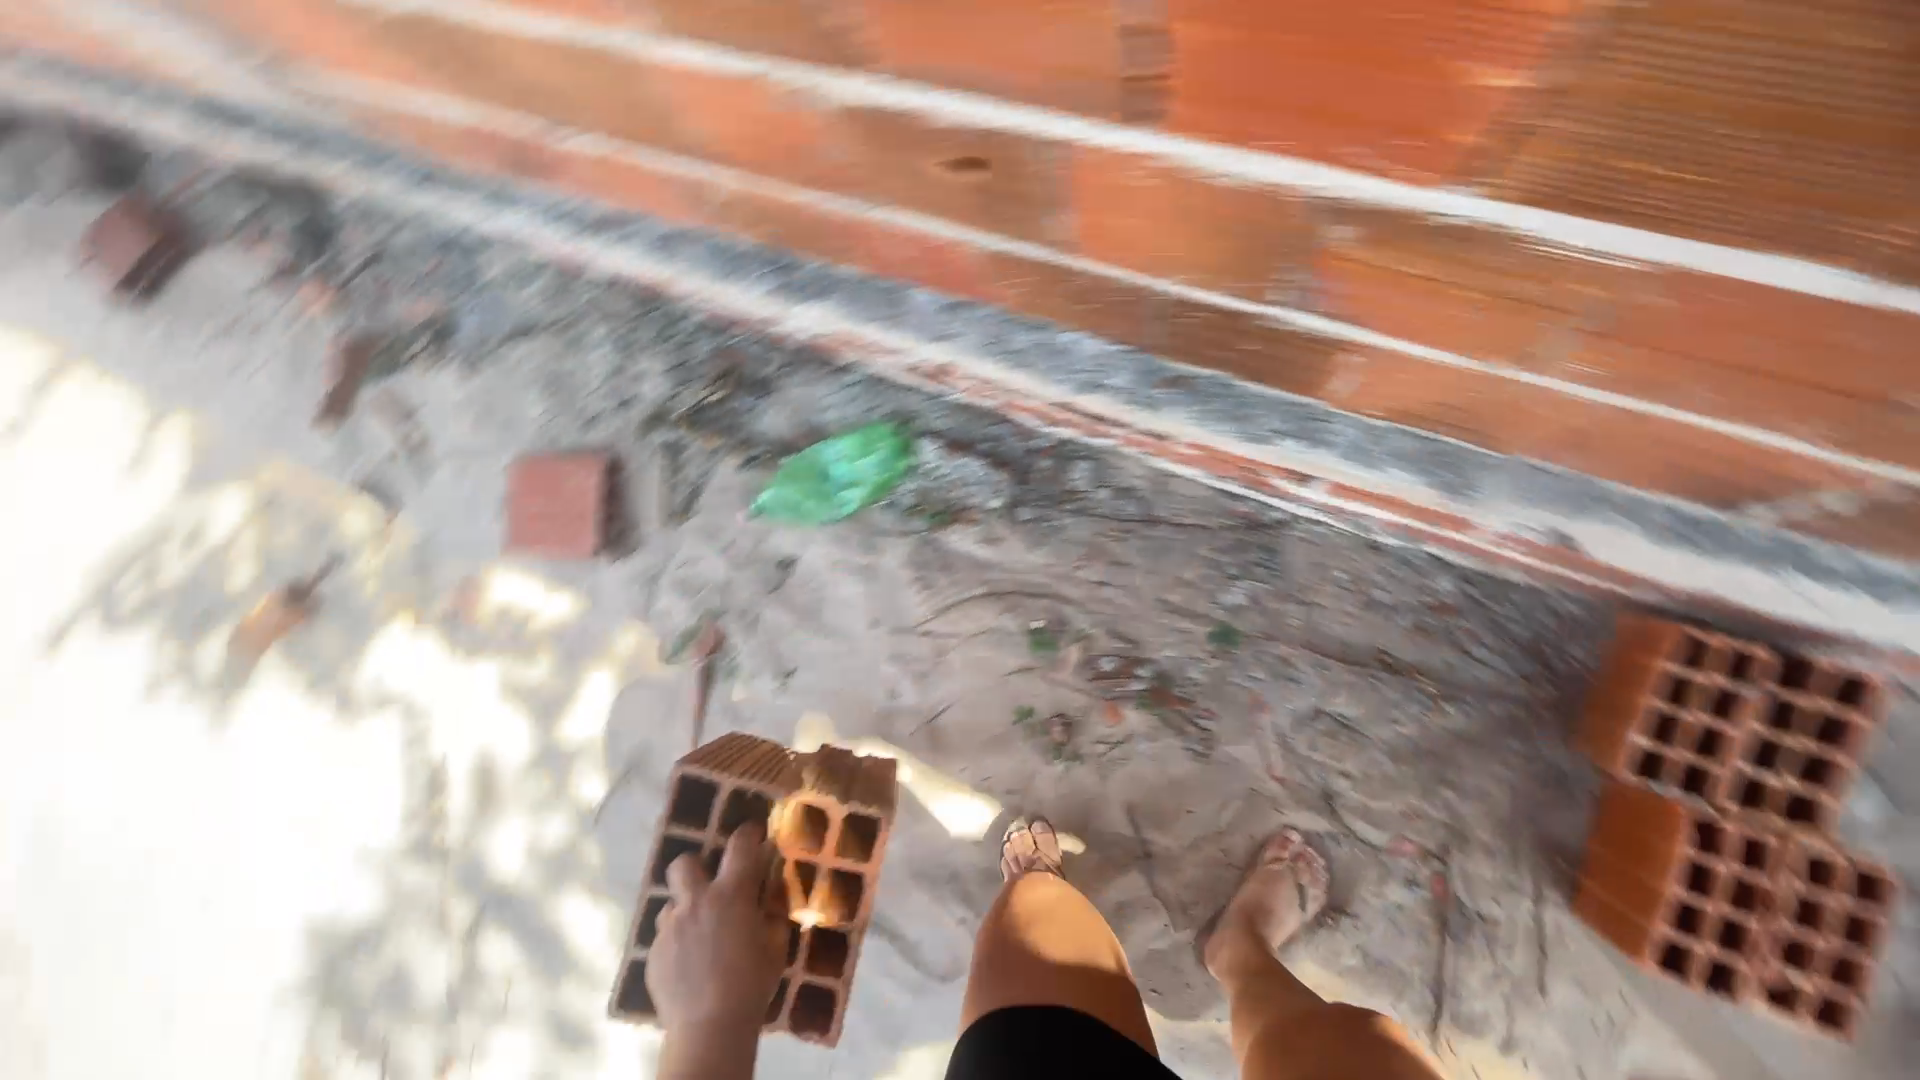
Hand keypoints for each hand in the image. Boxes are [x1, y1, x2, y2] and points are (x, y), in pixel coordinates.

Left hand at [647, 821, 789, 1039]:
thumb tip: (772, 889)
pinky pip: (665, 935)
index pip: (740, 845)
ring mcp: (670, 928)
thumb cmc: (752, 983)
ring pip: (672, 903)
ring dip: (686, 909)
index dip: (748, 833)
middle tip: (710, 883)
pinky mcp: (653, 953)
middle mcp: (696, 902)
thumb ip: (774, 910)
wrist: (709, 1028)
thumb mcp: (776, 944)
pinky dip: (678, 940)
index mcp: (731, 894)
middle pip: (684, 863)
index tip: (754, 833)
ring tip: (701, 933)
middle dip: (696, 865)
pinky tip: (690, 963)